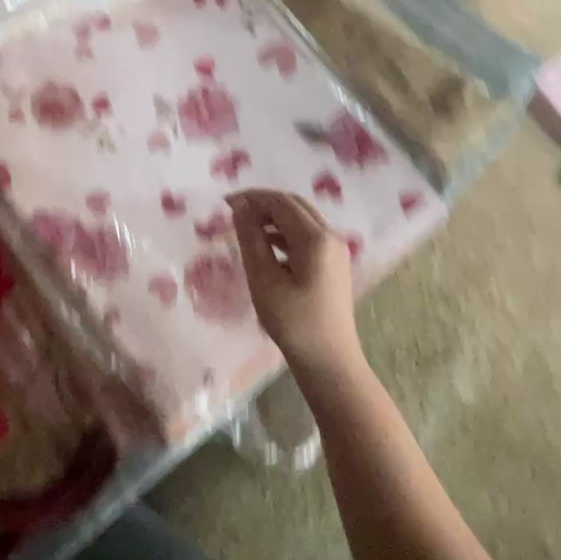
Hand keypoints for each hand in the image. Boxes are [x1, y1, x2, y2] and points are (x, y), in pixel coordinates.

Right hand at [230, 189, 361, 374]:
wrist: (329, 362)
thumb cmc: (292, 322)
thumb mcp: (263, 278)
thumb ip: (251, 238)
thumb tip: (240, 206)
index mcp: (316, 238)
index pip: (280, 202)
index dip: (251, 197)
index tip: (224, 203)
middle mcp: (330, 236)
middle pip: (294, 205)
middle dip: (263, 203)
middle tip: (234, 211)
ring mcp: (336, 251)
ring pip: (302, 219)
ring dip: (274, 217)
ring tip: (245, 227)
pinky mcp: (334, 264)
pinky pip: (307, 236)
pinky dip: (285, 233)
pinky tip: (266, 246)